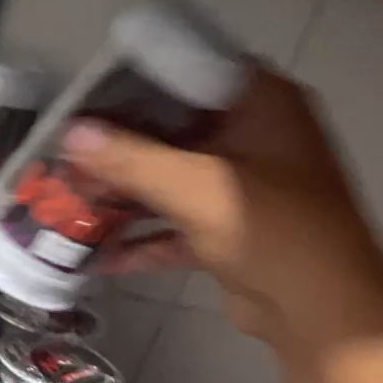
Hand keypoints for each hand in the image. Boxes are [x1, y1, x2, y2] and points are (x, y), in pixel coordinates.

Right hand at [65, 69, 382, 358]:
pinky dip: (140, 241)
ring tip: (70, 206)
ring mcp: (239, 188)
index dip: (135, 90)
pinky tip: (96, 256)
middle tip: (67, 163)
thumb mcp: (196, 188)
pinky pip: (173, 228)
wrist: (316, 305)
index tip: (85, 107)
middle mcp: (252, 138)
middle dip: (119, 153)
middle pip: (172, 134)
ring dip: (123, 198)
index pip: (188, 78)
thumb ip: (132, 161)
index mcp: (260, 105)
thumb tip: (72, 135)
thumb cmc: (270, 228)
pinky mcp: (226, 233)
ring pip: (169, 184)